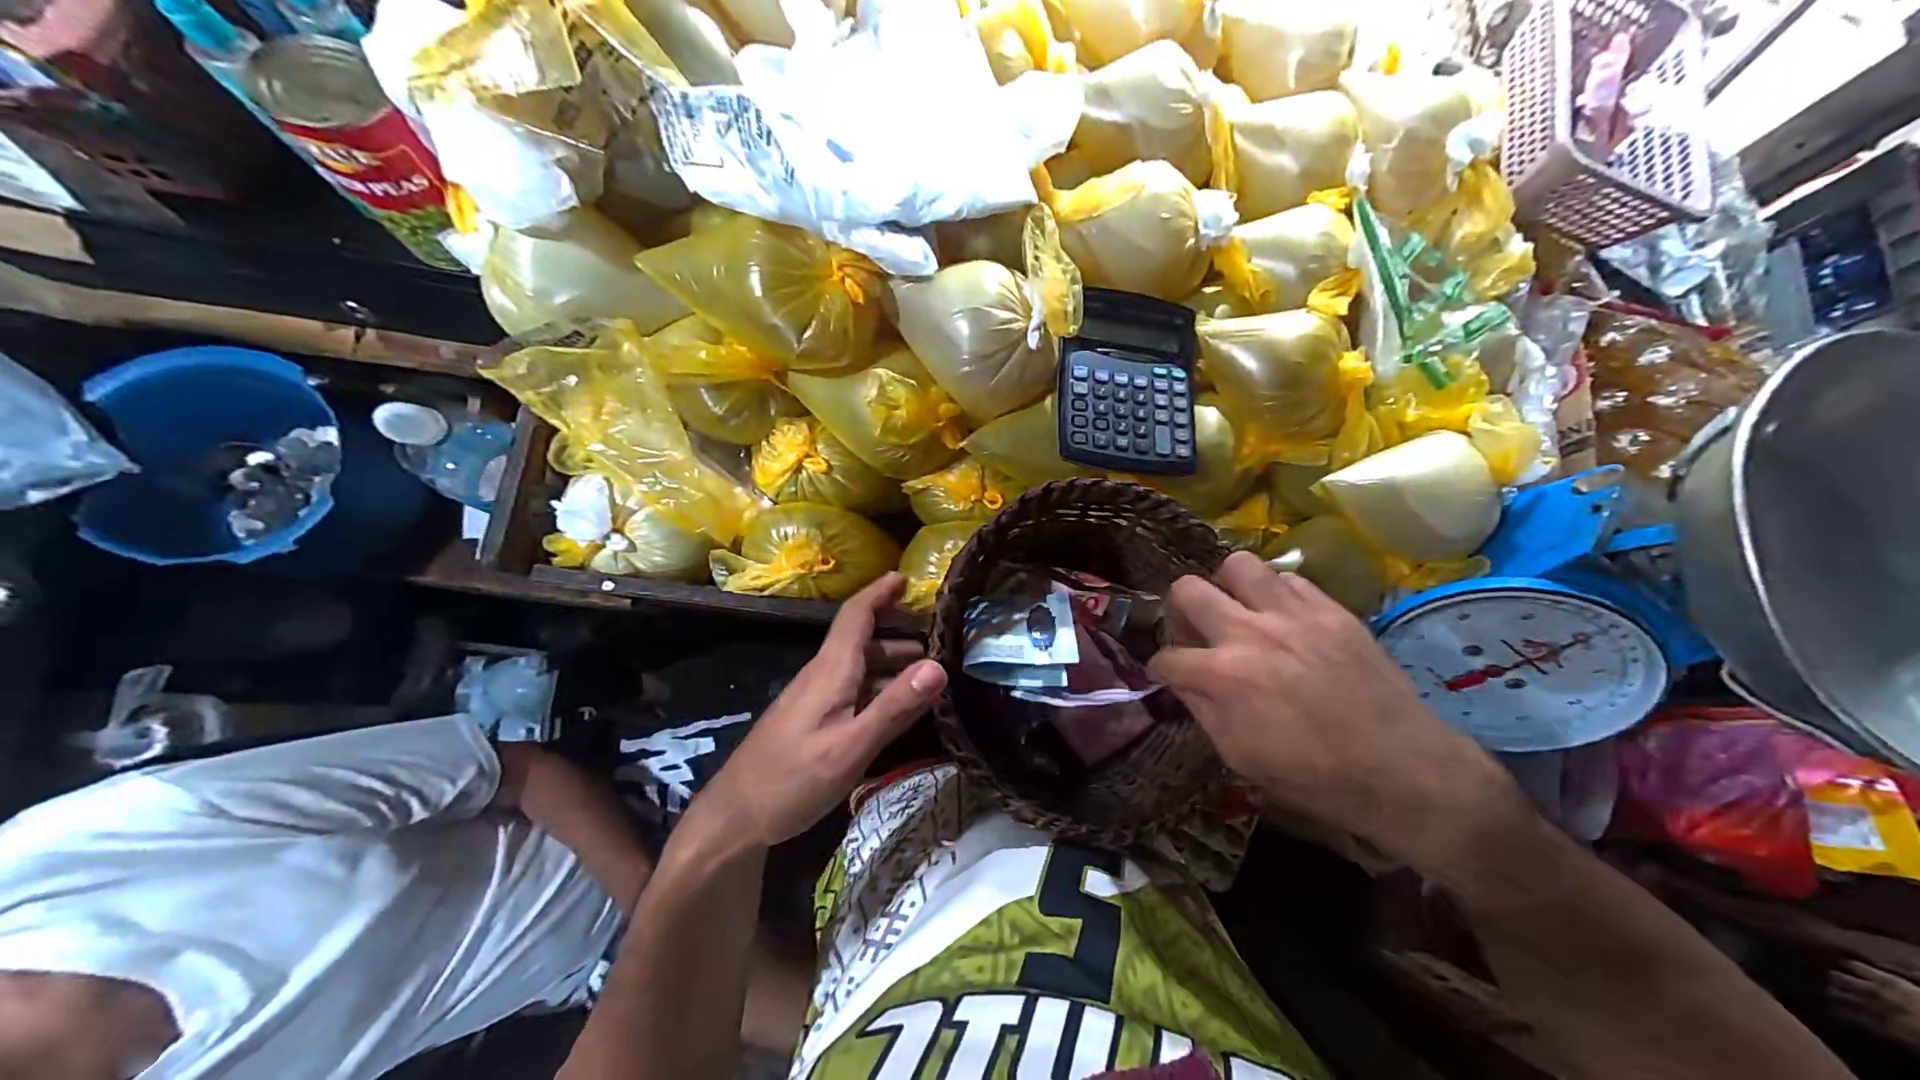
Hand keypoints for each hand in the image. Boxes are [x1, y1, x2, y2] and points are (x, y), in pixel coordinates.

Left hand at [698, 573, 947, 849]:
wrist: (736, 817)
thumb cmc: (793, 779)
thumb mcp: (851, 747)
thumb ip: (894, 708)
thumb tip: (939, 667)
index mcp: (831, 670)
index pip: (857, 615)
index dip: (881, 592)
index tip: (908, 577)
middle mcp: (823, 676)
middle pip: (864, 641)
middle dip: (901, 633)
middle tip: (943, 638)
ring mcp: (816, 700)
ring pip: (860, 668)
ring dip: (895, 665)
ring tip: (932, 675)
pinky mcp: (813, 721)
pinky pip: (854, 692)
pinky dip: (881, 690)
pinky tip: (900, 709)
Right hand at [1149, 551, 1531, 871]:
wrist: (1400, 768)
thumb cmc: (1313, 774)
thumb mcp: (1239, 755)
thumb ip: (1201, 709)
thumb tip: (1182, 680)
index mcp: (1223, 676)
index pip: (1166, 657)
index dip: (1160, 668)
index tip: (1168, 674)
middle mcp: (1250, 632)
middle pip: (1187, 589)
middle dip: (1178, 611)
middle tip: (1195, 631)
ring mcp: (1293, 614)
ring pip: (1238, 565)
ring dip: (1227, 587)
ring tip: (1238, 610)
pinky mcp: (1331, 609)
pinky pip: (1288, 578)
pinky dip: (1275, 593)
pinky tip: (1282, 618)